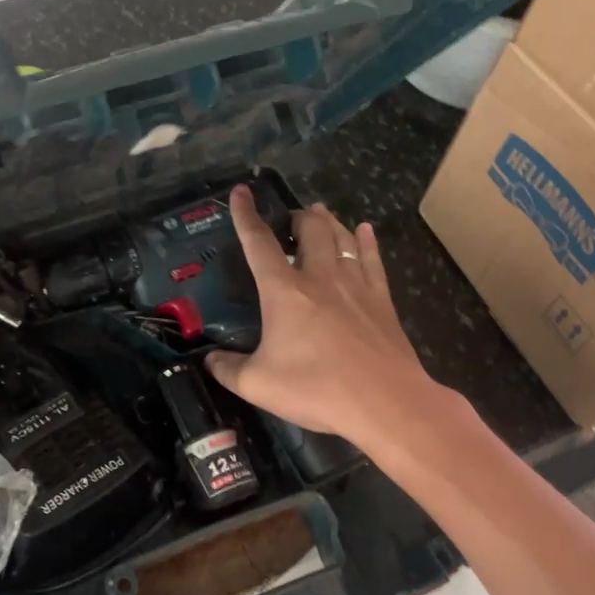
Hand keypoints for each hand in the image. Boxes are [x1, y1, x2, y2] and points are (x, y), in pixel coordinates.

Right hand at [204, 187, 455, 445]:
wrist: (385, 402)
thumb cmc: (317, 389)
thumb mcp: (258, 385)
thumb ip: (229, 370)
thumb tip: (209, 360)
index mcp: (284, 291)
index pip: (259, 243)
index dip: (246, 215)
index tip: (241, 192)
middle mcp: (319, 277)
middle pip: (310, 231)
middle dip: (297, 217)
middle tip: (290, 217)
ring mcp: (355, 286)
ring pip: (342, 239)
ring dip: (328, 222)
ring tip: (320, 212)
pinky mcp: (382, 301)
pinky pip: (372, 260)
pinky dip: (366, 241)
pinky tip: (364, 230)